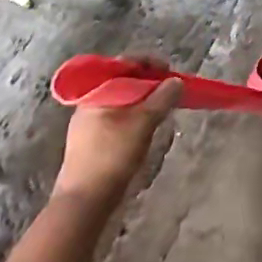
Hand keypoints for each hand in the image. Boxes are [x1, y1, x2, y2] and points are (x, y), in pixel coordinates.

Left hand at [52, 75, 182, 207]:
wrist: (85, 198)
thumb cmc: (113, 154)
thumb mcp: (143, 122)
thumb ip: (162, 97)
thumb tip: (175, 81)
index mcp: (96, 93)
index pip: (123, 64)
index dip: (148, 62)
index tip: (168, 70)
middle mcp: (90, 103)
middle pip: (123, 80)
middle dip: (149, 80)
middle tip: (171, 88)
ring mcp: (90, 122)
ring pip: (123, 99)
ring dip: (145, 98)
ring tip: (164, 106)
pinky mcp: (95, 138)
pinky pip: (120, 115)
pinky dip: (137, 113)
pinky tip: (149, 125)